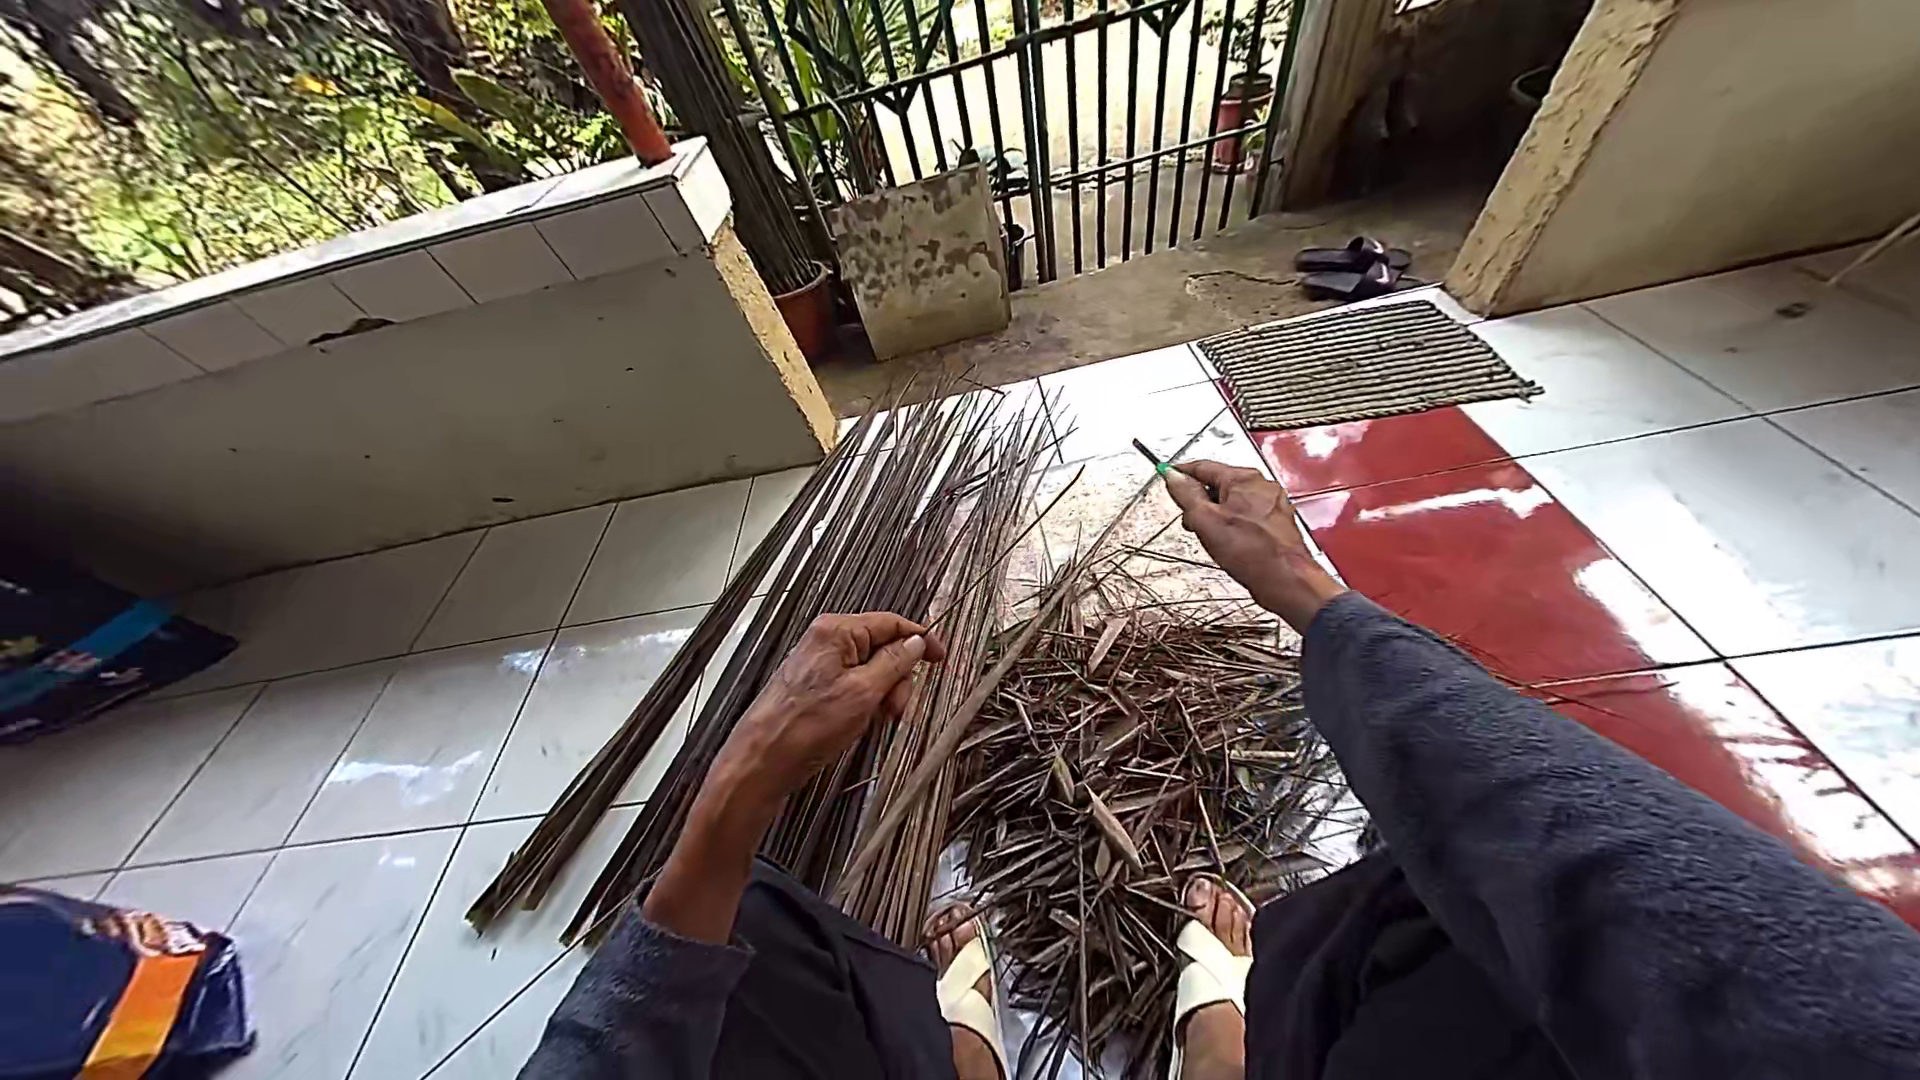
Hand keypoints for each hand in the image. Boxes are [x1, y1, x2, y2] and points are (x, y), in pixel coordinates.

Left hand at [705, 612, 945, 820]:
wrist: (762, 761)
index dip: (920, 640)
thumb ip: (894, 663)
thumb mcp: (863, 692)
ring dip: (884, 695)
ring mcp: (822, 663)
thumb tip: (917, 642)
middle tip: (896, 709)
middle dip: (898, 678)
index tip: (940, 659)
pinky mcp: (818, 685)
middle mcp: (829, 640)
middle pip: (883, 648)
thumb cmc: (806, 725)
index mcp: (837, 631)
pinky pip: (856, 685)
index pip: (891, 623)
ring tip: (877, 720)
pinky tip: (862, 722)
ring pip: (872, 670)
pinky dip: (867, 702)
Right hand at [1162, 460, 1345, 631]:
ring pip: (1232, 501)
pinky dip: (1232, 524)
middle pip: (1218, 484)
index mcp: (1244, 478)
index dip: (1180, 473)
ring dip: (1216, 515)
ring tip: (1212, 537)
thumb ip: (1186, 494)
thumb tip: (1173, 476)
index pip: (1202, 466)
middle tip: (1190, 520)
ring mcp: (1272, 503)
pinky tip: (1230, 542)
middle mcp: (1262, 485)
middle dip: (1199, 501)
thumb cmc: (1252, 551)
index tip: (1168, 476)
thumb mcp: (1205, 520)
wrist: (1284, 579)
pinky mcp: (1276, 522)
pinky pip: (1246, 515)